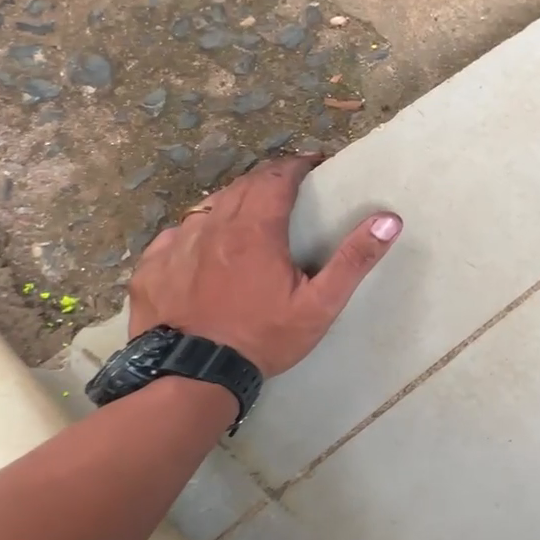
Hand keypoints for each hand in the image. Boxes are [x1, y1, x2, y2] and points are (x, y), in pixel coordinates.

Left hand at [127, 155, 401, 376]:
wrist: (189, 377)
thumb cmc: (263, 337)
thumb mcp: (321, 303)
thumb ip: (354, 259)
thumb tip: (389, 220)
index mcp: (254, 232)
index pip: (275, 180)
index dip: (296, 165)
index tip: (313, 162)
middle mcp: (211, 230)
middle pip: (240, 187)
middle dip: (268, 178)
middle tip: (290, 183)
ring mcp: (175, 249)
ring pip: (206, 208)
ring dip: (233, 200)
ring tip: (251, 210)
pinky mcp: (150, 270)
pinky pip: (175, 235)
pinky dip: (197, 229)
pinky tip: (205, 244)